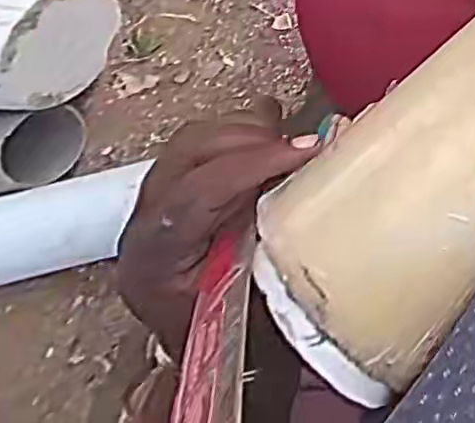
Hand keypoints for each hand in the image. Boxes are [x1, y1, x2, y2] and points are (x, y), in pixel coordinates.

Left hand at [115, 96, 319, 357]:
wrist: (207, 342)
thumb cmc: (231, 329)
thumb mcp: (257, 300)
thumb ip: (282, 246)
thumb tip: (327, 195)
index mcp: (156, 259)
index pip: (197, 192)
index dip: (256, 163)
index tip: (308, 150)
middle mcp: (147, 221)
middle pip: (192, 151)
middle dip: (254, 140)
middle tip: (305, 149)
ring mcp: (159, 197)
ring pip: (200, 136)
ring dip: (253, 132)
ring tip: (293, 149)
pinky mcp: (182, 180)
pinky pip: (210, 137)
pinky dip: (249, 131)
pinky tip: (276, 144)